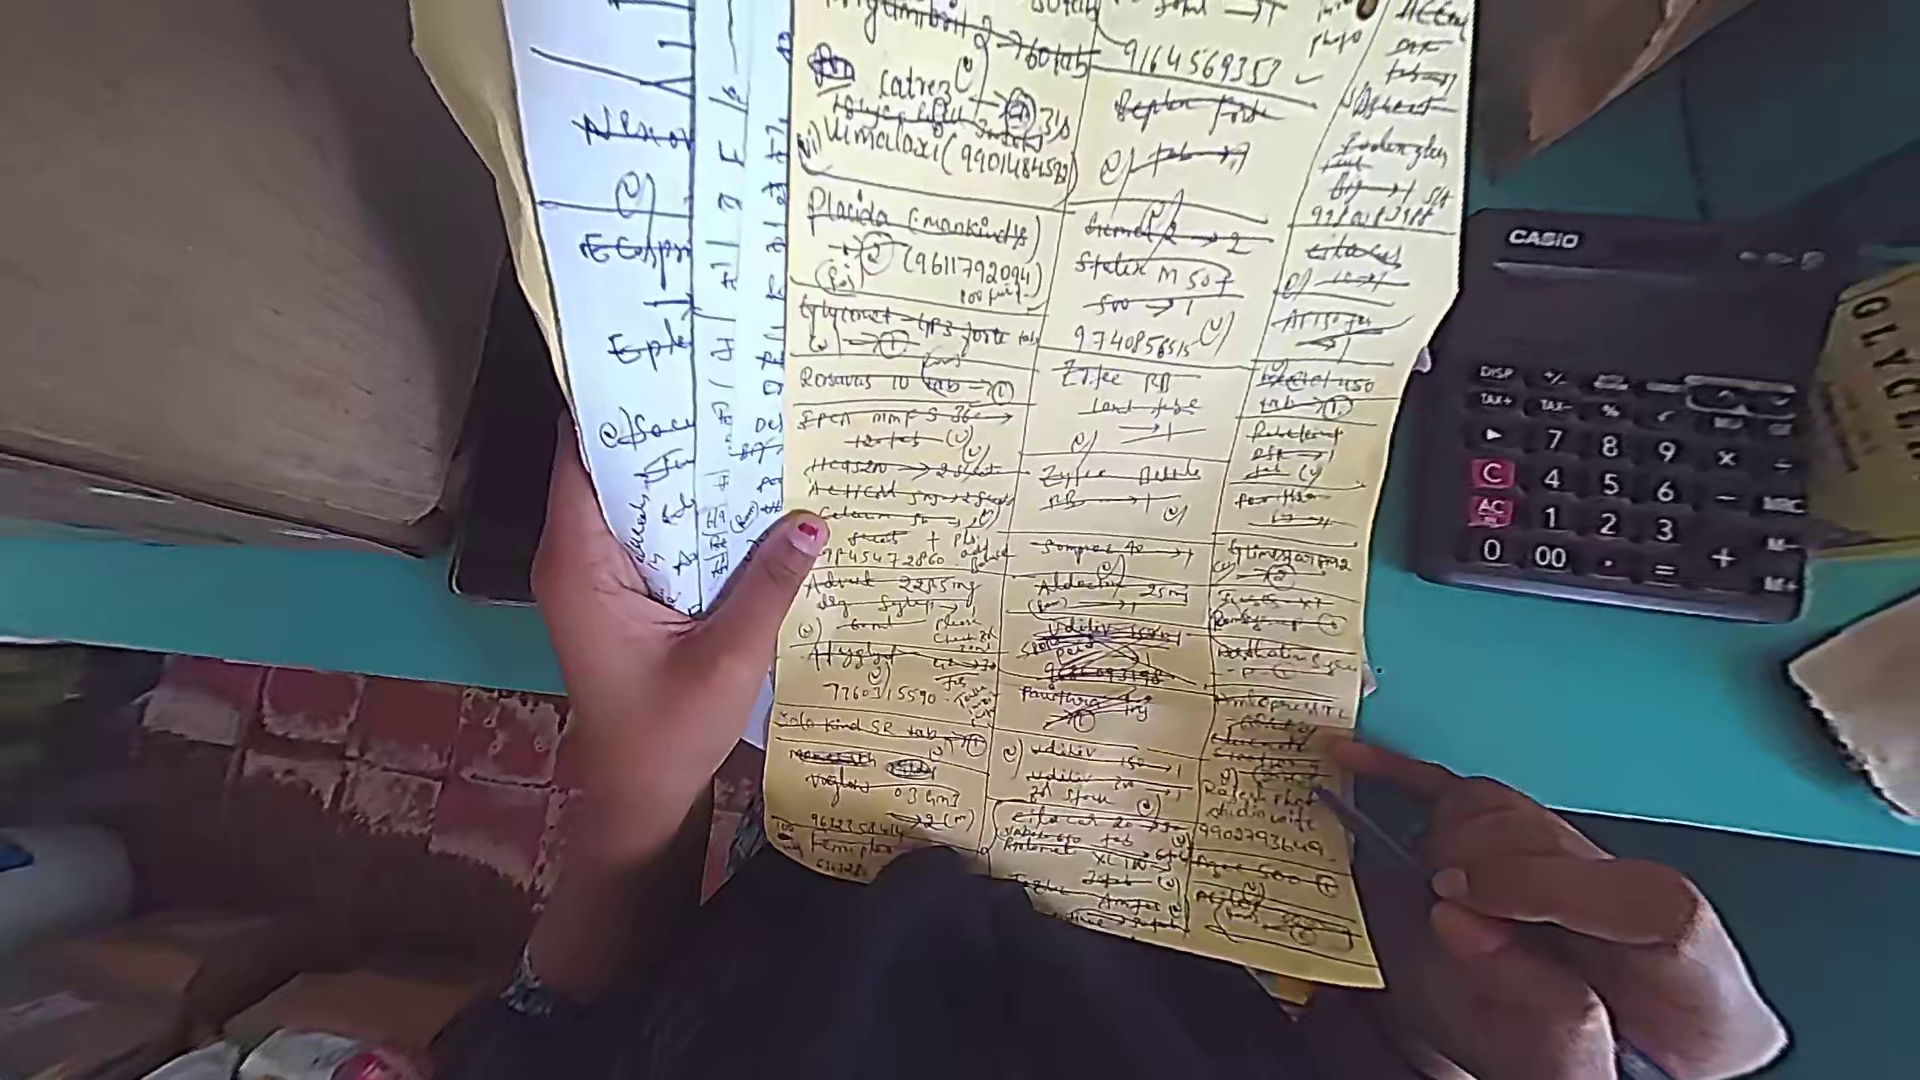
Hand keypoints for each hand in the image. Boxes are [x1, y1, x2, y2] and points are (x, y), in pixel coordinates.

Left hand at [533, 425, 826, 859]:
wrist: (643, 791)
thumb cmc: (669, 730)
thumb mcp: (728, 657)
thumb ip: (768, 587)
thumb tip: (812, 521)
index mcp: (583, 564)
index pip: (584, 459)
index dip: (620, 409)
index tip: (674, 371)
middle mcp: (585, 559)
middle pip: (620, 472)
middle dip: (673, 434)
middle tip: (735, 397)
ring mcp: (608, 576)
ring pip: (648, 503)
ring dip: (693, 477)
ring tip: (752, 438)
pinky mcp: (633, 593)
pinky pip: (666, 536)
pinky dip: (702, 517)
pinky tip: (750, 504)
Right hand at [1333, 740, 1786, 1079]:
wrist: (1484, 1033)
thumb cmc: (1521, 1057)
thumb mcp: (1542, 1070)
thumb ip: (1541, 1021)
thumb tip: (1464, 922)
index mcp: (1692, 995)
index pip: (1658, 909)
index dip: (1551, 889)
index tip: (1460, 902)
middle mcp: (1638, 913)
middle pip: (1562, 846)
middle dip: (1480, 866)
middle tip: (1435, 895)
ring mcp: (1571, 859)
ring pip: (1506, 809)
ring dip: (1442, 835)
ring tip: (1425, 880)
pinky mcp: (1506, 829)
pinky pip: (1452, 787)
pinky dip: (1397, 772)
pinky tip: (1357, 762)